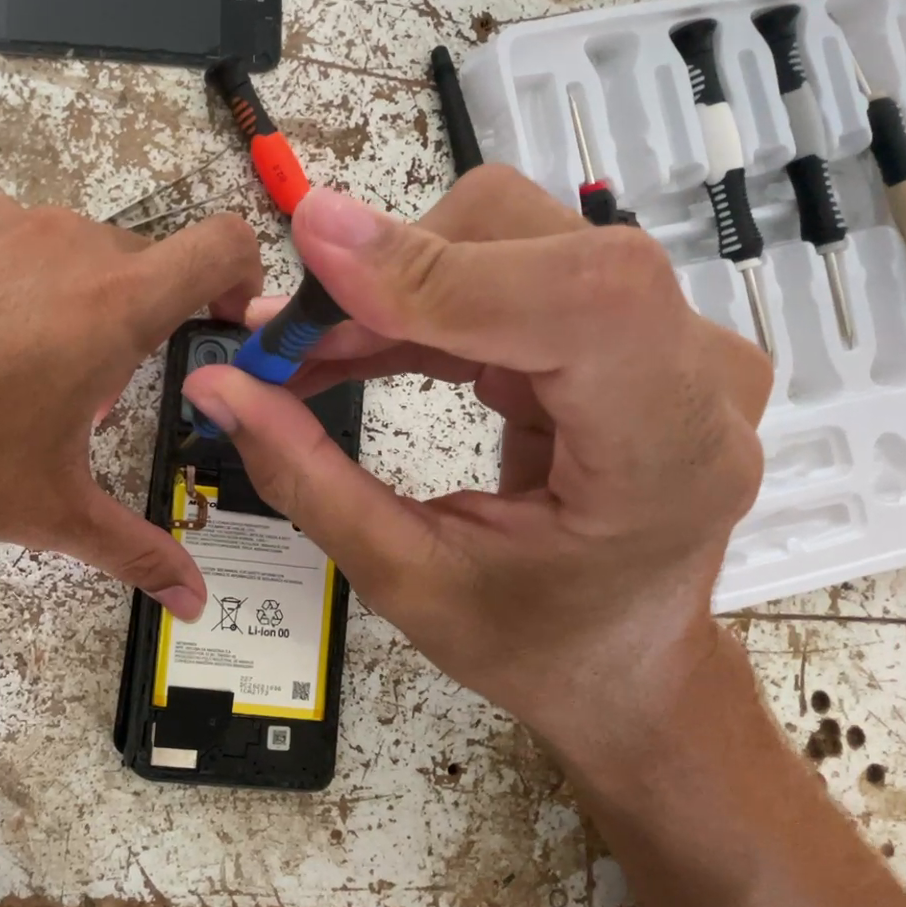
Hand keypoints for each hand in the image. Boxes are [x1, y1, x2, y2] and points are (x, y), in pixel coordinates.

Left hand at [0, 193, 260, 633]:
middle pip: (130, 263)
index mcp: (109, 305)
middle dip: (126, 320)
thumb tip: (192, 602)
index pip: (218, 247)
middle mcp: (57, 243)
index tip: (221, 319)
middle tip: (79, 392)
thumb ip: (136, 549)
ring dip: (56, 301)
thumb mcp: (49, 510)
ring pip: (55, 252)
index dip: (238, 276)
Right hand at [181, 169, 771, 757]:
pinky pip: (496, 281)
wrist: (623, 664)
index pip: (580, 298)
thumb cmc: (532, 645)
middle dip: (385, 274)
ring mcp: (660, 340)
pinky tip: (345, 350)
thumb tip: (215, 387)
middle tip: (280, 341)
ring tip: (295, 354)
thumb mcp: (403, 579)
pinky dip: (406, 307)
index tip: (311, 248)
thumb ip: (305, 477)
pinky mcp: (614, 334)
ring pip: (503, 245)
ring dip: (382, 290)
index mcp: (667, 453)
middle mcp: (690, 369)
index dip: (437, 266)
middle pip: (528, 242)